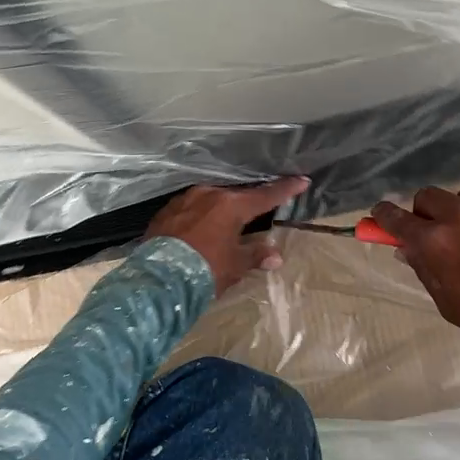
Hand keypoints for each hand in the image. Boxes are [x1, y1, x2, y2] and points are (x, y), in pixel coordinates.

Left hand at [145, 178, 308, 295]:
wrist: (158, 279)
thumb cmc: (204, 270)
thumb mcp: (234, 266)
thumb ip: (255, 255)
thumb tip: (275, 256)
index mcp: (232, 205)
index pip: (266, 195)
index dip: (286, 189)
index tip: (302, 180)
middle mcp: (209, 194)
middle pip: (237, 195)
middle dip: (249, 201)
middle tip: (261, 206)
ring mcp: (185, 199)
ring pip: (212, 198)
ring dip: (222, 208)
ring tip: (228, 219)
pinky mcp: (167, 210)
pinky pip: (191, 207)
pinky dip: (201, 215)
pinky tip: (200, 227)